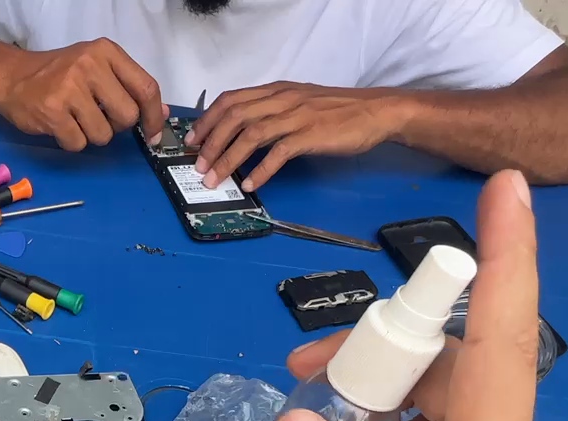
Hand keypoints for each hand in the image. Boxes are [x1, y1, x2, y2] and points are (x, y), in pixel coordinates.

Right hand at [0, 38, 164, 151]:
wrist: (13, 78)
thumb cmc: (58, 76)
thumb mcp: (95, 68)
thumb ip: (127, 86)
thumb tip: (160, 112)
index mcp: (106, 52)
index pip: (146, 87)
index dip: (154, 116)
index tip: (155, 133)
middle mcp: (90, 66)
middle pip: (127, 117)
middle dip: (116, 126)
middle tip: (99, 117)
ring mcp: (71, 89)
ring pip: (103, 135)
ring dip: (91, 135)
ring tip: (75, 119)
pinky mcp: (54, 112)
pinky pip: (78, 144)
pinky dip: (71, 142)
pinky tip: (61, 126)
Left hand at [186, 82, 410, 191]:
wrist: (375, 112)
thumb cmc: (334, 112)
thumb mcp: (295, 105)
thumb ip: (268, 115)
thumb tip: (238, 136)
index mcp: (275, 91)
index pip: (231, 100)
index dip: (207, 121)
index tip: (192, 141)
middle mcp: (282, 99)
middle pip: (235, 116)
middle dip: (211, 143)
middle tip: (199, 166)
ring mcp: (296, 116)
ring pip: (252, 134)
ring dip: (228, 159)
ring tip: (215, 180)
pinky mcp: (311, 134)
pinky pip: (280, 153)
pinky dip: (261, 170)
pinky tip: (250, 184)